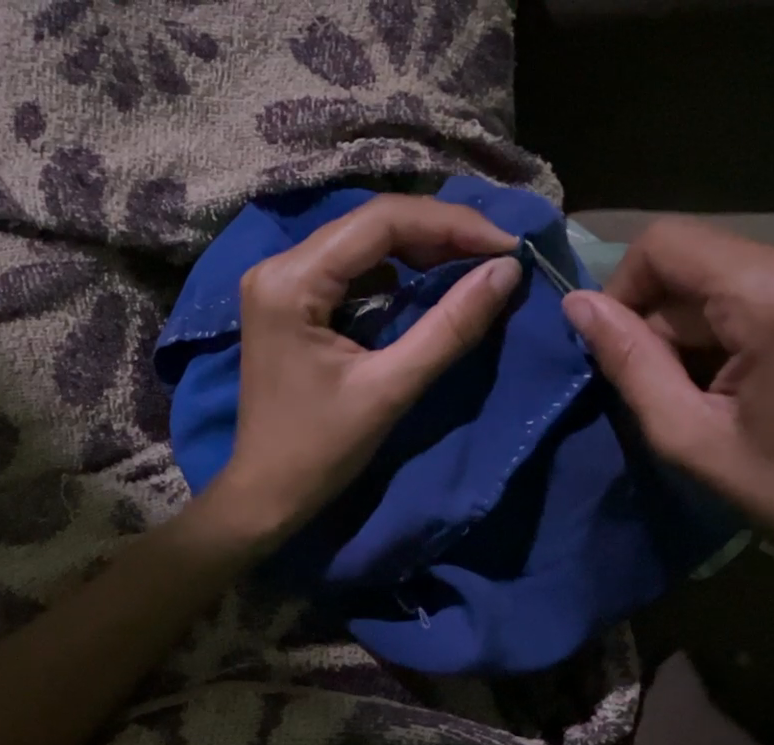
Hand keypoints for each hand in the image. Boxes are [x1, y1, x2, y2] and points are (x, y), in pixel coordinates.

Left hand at [205, 194, 521, 542]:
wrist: (267, 493)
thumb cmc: (320, 450)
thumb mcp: (390, 389)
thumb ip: (449, 328)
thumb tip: (506, 270)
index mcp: (291, 281)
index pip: (381, 221)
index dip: (451, 225)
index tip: (506, 245)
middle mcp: (278, 266)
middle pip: (370, 224)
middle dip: (439, 234)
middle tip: (497, 255)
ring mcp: (280, 282)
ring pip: (362, 243)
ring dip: (420, 249)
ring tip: (474, 265)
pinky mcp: (289, 302)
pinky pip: (350, 269)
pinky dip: (395, 272)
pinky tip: (430, 283)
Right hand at [563, 218, 773, 733]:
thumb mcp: (690, 437)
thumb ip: (629, 362)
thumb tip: (575, 304)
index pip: (664, 244)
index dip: (621, 290)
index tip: (616, 353)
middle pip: (698, 262)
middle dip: (664, 321)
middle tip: (669, 395)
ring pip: (728, 277)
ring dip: (699, 331)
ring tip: (712, 399)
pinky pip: (766, 289)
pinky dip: (736, 330)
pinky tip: (747, 385)